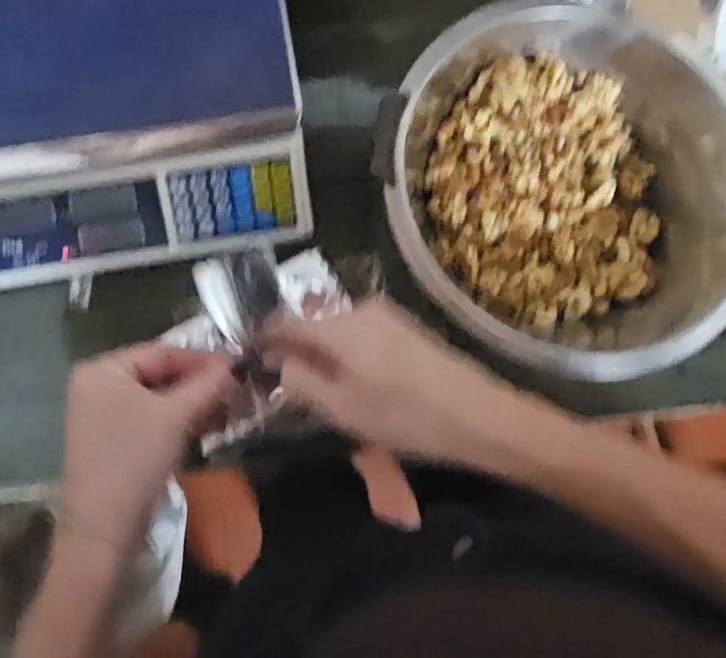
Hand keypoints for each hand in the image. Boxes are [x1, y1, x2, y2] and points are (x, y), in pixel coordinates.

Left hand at [59, 344, 233, 555]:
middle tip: (237, 386)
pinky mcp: (113, 441)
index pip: (161, 352)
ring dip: (193, 403)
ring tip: (230, 405)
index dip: (202, 358)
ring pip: (158, 399)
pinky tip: (208, 423)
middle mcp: (97, 386)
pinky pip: (151, 419)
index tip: (238, 363)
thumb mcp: (176, 417)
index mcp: (101, 370)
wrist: (103, 534)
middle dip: (199, 383)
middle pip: (159, 374)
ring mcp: (103, 415)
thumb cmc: (135, 461)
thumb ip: (207, 384)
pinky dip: (178, 421)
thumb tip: (235, 361)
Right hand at [262, 299, 521, 462]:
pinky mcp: (403, 326)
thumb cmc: (405, 416)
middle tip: (279, 379)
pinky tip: (350, 380)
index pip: (284, 321)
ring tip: (315, 386)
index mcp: (338, 326)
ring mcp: (384, 314)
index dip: (262, 338)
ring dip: (319, 351)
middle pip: (311, 322)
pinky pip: (357, 332)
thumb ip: (301, 382)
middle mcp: (358, 308)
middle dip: (291, 347)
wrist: (478, 414)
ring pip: (335, 328)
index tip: (247, 356)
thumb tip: (277, 362)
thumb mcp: (343, 409)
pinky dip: (343, 351)